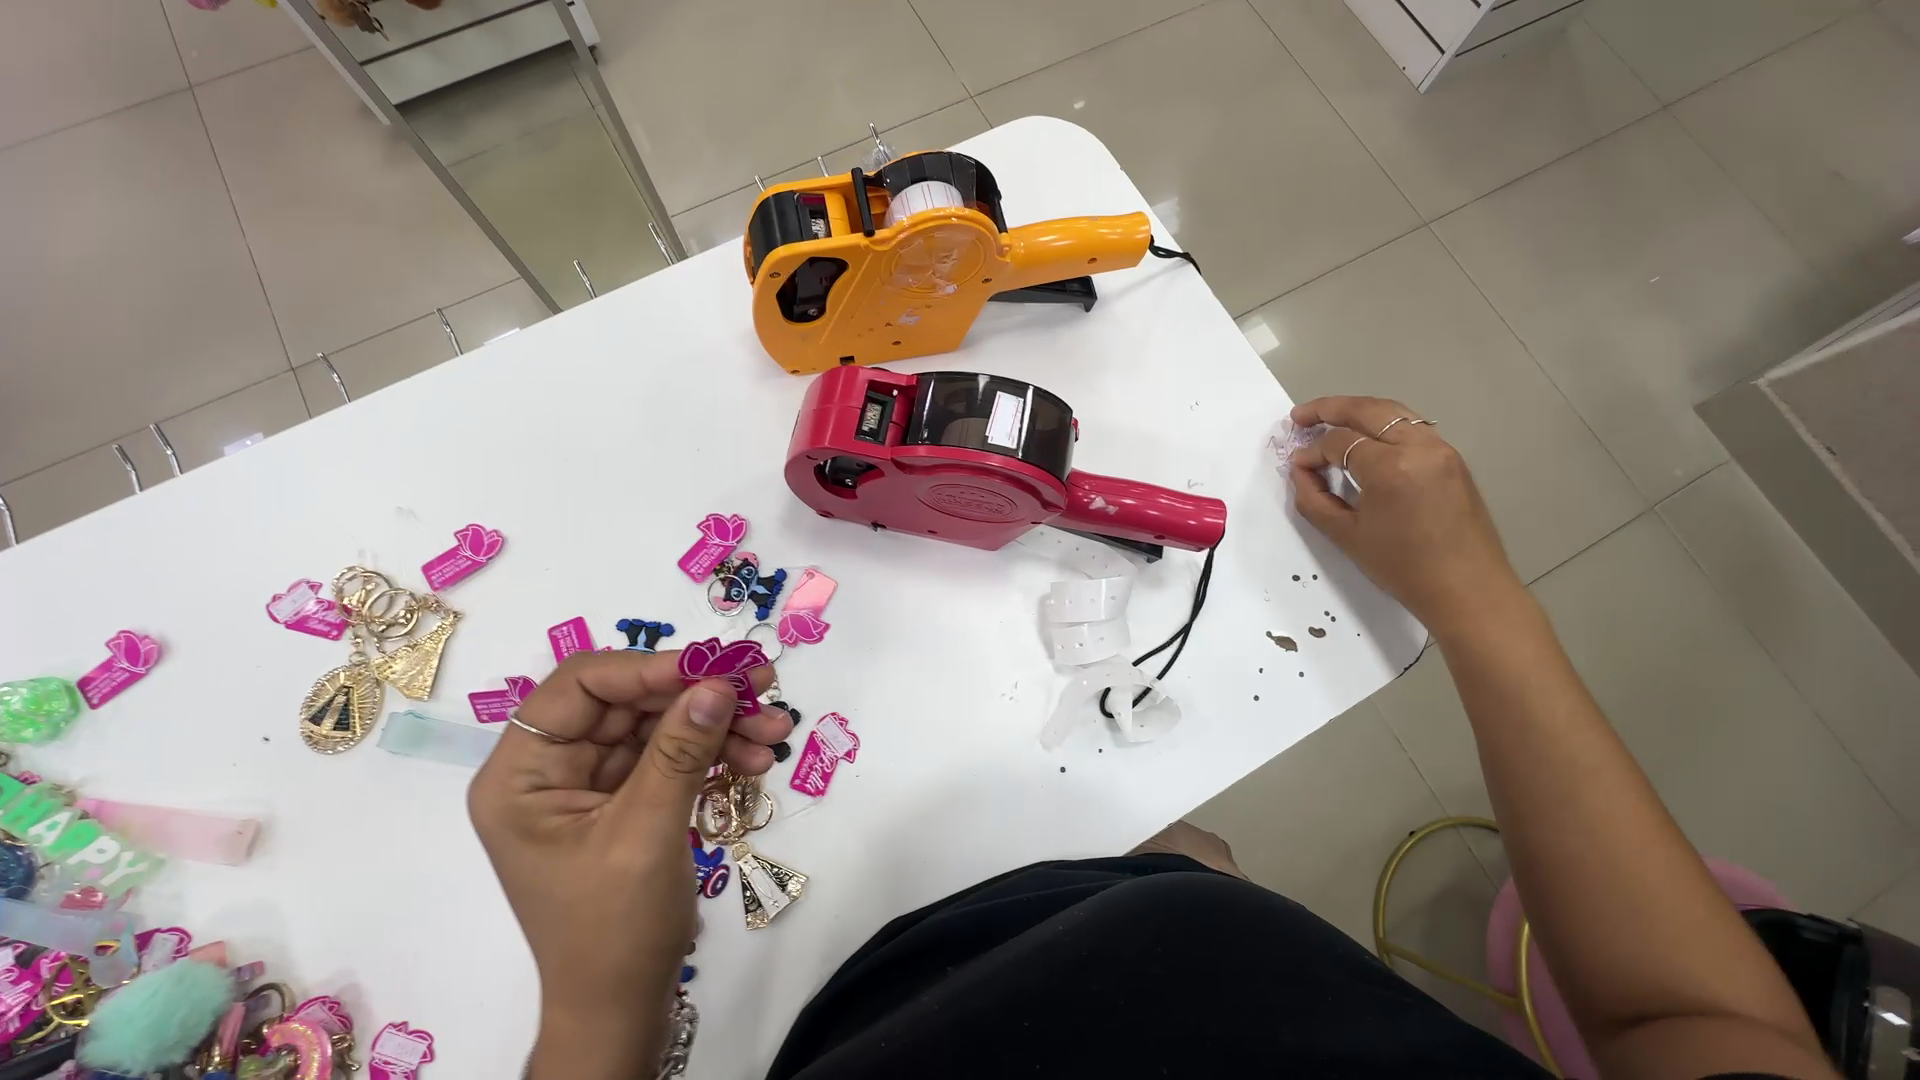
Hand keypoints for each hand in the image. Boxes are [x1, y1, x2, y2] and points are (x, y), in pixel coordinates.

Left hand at [467, 650, 792, 1079]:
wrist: (622, 1005)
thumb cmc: (613, 929)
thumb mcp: (646, 834)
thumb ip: (680, 752)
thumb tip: (719, 684)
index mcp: (522, 774)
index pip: (580, 685)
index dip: (649, 668)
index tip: (715, 667)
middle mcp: (553, 767)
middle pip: (629, 701)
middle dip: (699, 695)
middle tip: (763, 687)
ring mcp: (593, 783)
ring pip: (660, 724)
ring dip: (720, 724)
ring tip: (776, 732)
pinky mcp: (629, 798)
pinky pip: (674, 755)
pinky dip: (717, 752)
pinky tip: (758, 760)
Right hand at [1288, 395, 1523, 636]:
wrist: (1467, 589)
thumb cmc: (1402, 567)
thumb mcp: (1345, 535)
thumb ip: (1314, 498)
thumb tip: (1301, 470)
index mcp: (1390, 467)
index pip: (1339, 442)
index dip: (1312, 451)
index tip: (1296, 466)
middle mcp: (1419, 447)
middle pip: (1368, 410)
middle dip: (1329, 408)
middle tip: (1299, 416)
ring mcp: (1441, 449)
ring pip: (1393, 412)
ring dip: (1358, 411)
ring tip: (1329, 418)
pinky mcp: (1453, 458)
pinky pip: (1412, 428)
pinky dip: (1383, 425)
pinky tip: (1366, 439)